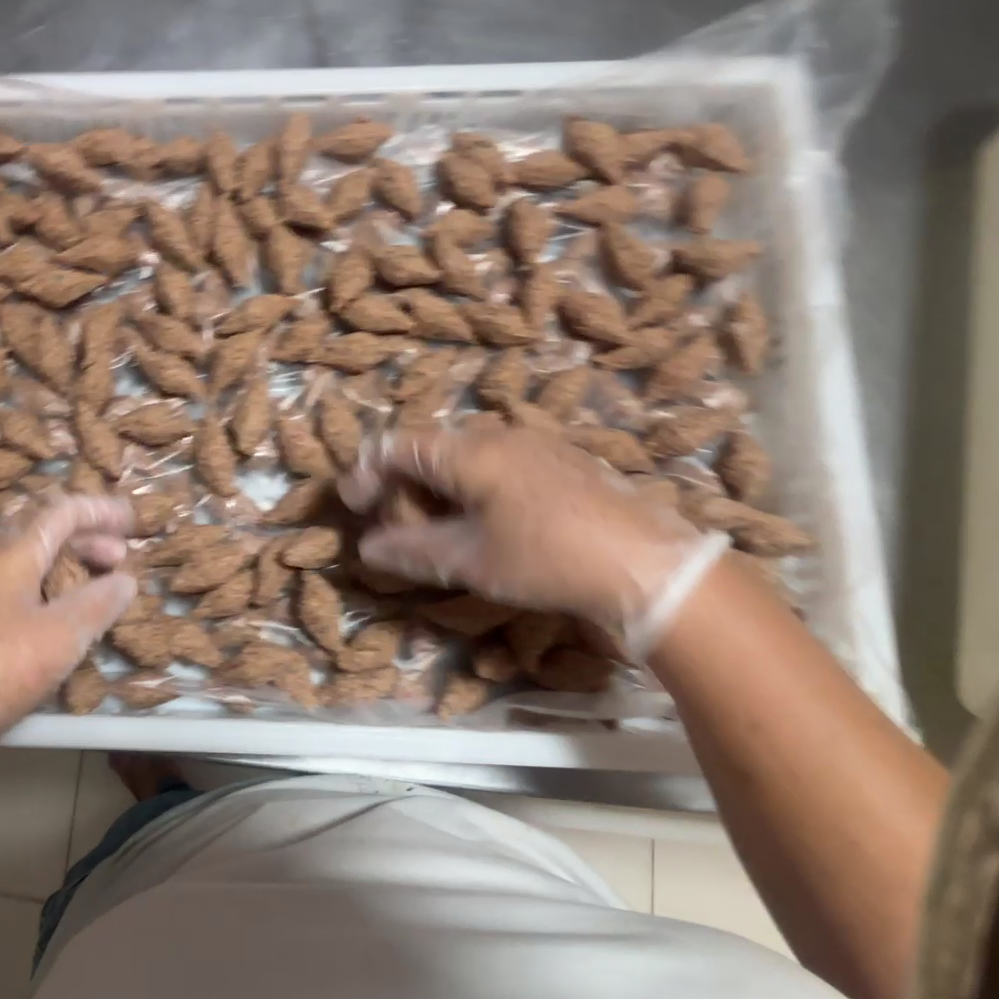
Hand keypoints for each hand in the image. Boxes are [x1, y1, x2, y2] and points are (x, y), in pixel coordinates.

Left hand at [0, 495, 137, 842]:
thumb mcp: (62, 634)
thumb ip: (99, 602)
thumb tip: (125, 579)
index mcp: (11, 553)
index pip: (61, 512)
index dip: (100, 510)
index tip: (132, 520)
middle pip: (43, 534)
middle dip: (87, 539)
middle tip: (121, 558)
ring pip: (27, 564)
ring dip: (67, 567)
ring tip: (96, 588)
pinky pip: (15, 591)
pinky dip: (47, 591)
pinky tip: (58, 619)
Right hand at [337, 427, 728, 657]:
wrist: (646, 564)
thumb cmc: (545, 558)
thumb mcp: (469, 560)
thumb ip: (411, 549)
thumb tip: (367, 547)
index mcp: (469, 450)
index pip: (398, 446)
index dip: (366, 472)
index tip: (352, 505)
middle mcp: (500, 434)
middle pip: (432, 448)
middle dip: (402, 482)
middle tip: (390, 521)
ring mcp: (537, 444)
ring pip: (467, 456)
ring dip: (438, 487)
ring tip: (433, 526)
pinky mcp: (564, 462)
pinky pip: (499, 464)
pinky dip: (473, 488)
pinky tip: (484, 522)